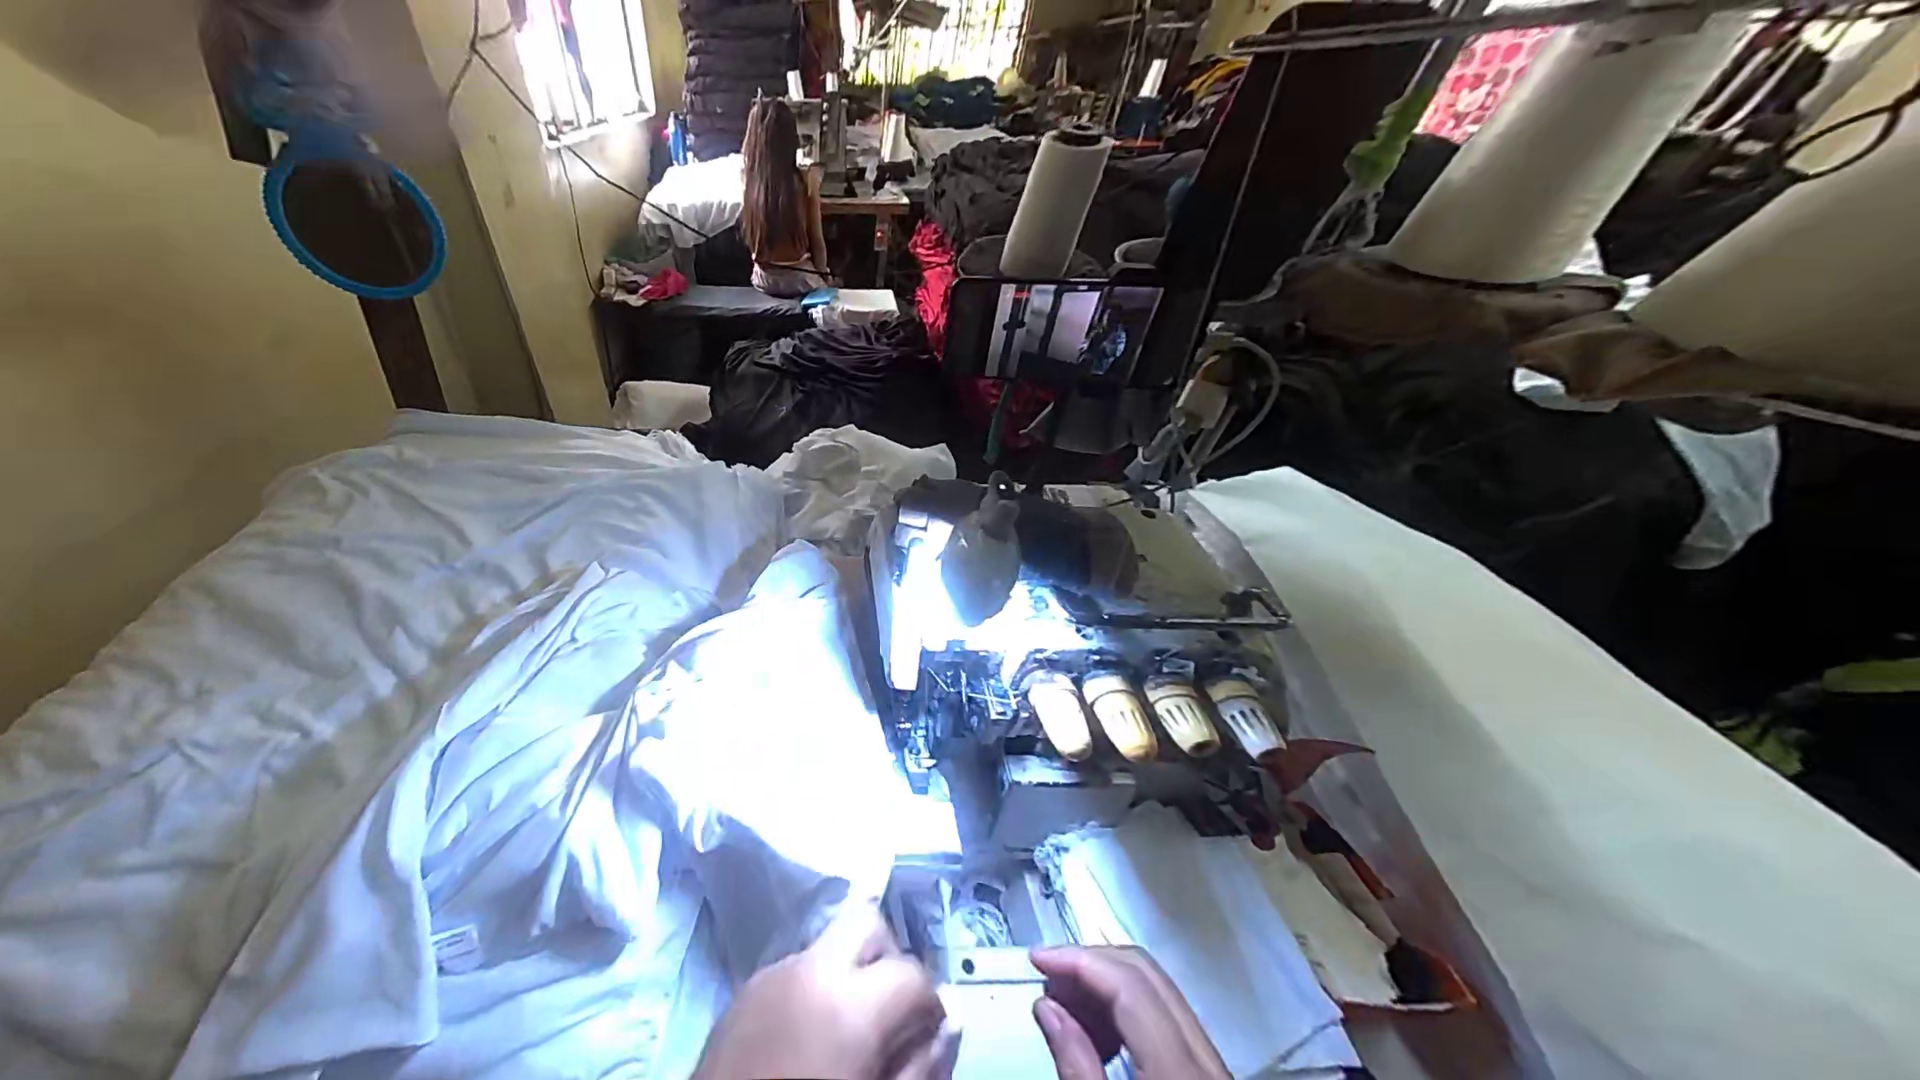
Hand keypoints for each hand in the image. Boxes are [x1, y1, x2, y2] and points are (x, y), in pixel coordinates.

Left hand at [693, 904, 945, 1079]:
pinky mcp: (742, 991)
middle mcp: (810, 969)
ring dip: (849, 972)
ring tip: (846, 1028)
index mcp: (849, 1002)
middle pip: (867, 923)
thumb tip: (945, 1028)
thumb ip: (921, 1068)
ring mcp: (771, 974)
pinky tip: (807, 1036)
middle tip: (890, 1011)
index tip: (927, 1035)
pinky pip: (795, 968)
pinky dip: (814, 987)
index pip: (913, 972)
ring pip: (829, 944)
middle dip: (889, 959)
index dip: (929, 1004)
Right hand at [1029, 945, 1229, 1079]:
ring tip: (1066, 1005)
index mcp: (1180, 1072)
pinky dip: (1127, 1008)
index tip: (1037, 958)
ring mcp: (1215, 1064)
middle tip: (1048, 978)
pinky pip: (1166, 1016)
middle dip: (1091, 963)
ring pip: (1157, 988)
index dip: (1079, 961)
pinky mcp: (1211, 1072)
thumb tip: (1048, 1006)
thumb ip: (1077, 1068)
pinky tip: (1099, 1031)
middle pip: (1146, 973)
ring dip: (1107, 983)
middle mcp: (1207, 1059)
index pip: (1129, 985)